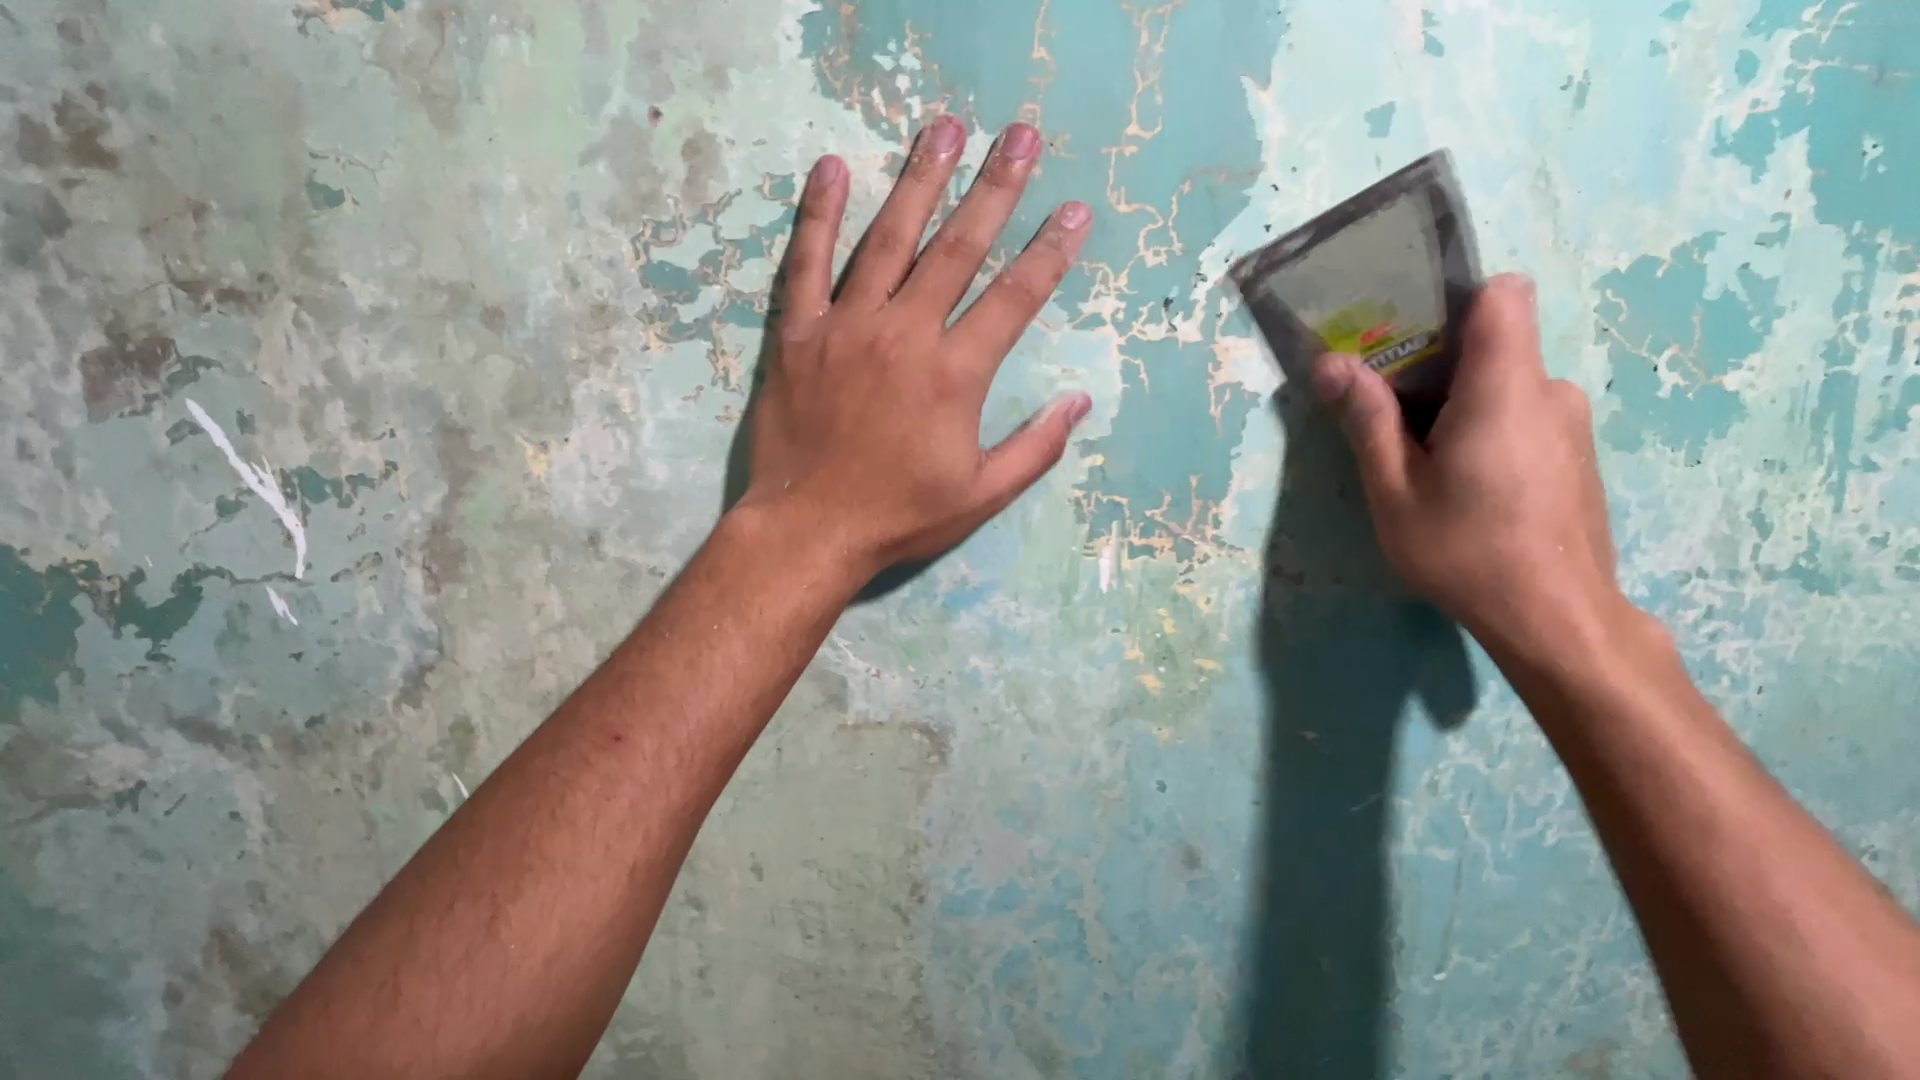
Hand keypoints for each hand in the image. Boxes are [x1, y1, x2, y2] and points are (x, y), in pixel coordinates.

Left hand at [736, 115, 1093, 576]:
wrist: (808, 530)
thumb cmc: (899, 517)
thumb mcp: (981, 496)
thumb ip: (1036, 447)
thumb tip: (1080, 401)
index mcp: (955, 374)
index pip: (1015, 297)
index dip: (1050, 251)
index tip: (1075, 209)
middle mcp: (905, 334)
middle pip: (957, 248)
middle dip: (994, 189)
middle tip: (1020, 135)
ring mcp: (846, 327)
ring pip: (888, 240)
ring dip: (920, 181)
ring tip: (944, 128)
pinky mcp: (798, 334)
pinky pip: (807, 264)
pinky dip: (819, 216)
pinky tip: (833, 168)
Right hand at [1311, 275, 1622, 646]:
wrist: (1556, 618)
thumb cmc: (1465, 552)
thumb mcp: (1394, 490)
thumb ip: (1367, 419)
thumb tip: (1330, 362)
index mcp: (1504, 387)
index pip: (1502, 294)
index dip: (1453, 300)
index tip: (1404, 337)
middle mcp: (1548, 389)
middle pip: (1490, 342)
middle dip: (1434, 365)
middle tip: (1385, 414)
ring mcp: (1568, 421)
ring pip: (1504, 382)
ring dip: (1457, 403)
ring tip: (1420, 461)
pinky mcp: (1573, 451)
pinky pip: (1521, 412)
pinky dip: (1484, 427)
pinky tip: (1462, 484)